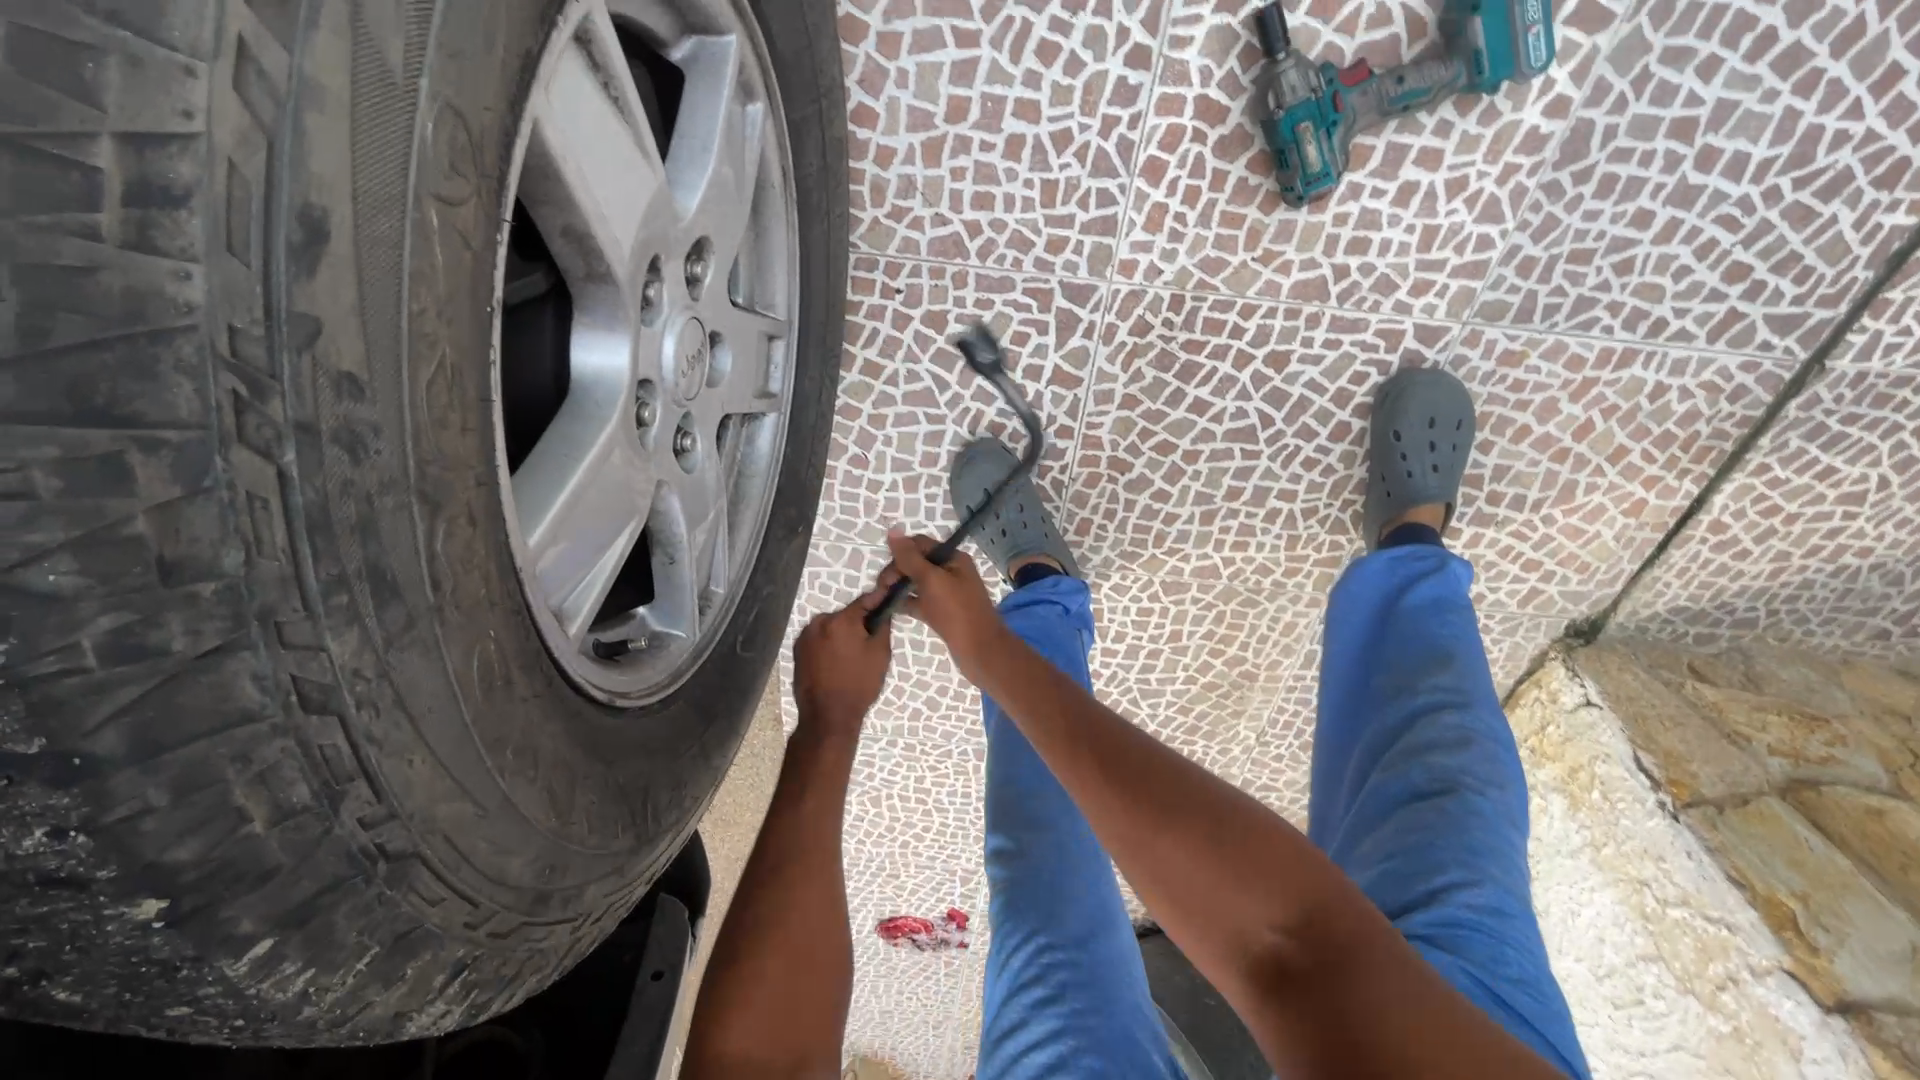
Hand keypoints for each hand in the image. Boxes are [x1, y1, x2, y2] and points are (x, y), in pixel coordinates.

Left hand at [791, 589, 892, 737]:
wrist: (827, 716)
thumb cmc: (859, 684)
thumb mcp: (880, 654)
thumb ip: (883, 625)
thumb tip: (883, 610)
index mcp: (840, 620)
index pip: (864, 601)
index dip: (878, 600)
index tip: (887, 597)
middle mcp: (818, 622)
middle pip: (845, 615)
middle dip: (857, 623)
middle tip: (869, 642)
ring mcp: (804, 636)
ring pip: (831, 627)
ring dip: (841, 634)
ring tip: (851, 657)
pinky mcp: (797, 650)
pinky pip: (819, 639)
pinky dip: (828, 644)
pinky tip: (836, 663)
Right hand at [877, 531, 1008, 680]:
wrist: (980, 650)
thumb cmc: (956, 611)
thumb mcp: (931, 580)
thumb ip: (910, 557)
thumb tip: (893, 530)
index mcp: (952, 558)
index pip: (920, 545)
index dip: (900, 554)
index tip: (885, 573)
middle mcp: (950, 571)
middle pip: (916, 563)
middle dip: (897, 572)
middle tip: (882, 589)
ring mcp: (946, 592)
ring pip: (916, 583)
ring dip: (898, 587)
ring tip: (882, 598)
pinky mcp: (941, 611)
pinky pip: (919, 601)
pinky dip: (906, 603)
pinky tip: (891, 608)